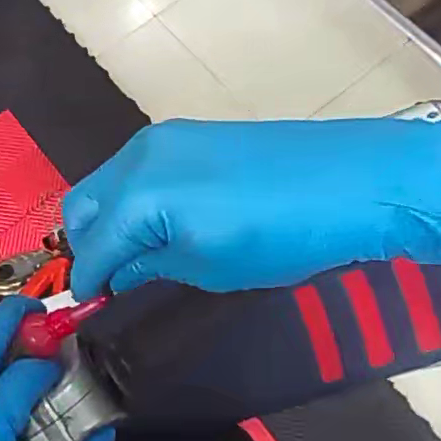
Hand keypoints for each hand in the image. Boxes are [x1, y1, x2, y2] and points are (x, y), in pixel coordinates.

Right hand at [64, 117, 440, 302]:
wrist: (358, 181)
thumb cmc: (283, 237)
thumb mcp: (208, 267)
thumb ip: (149, 266)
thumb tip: (119, 273)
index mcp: (138, 197)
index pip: (92, 248)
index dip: (87, 284)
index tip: (89, 307)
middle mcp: (136, 157)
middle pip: (82, 206)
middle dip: (86, 246)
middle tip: (111, 278)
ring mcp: (161, 139)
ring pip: (106, 184)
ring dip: (107, 220)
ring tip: (137, 253)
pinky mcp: (186, 133)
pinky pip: (135, 170)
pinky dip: (132, 199)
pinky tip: (163, 222)